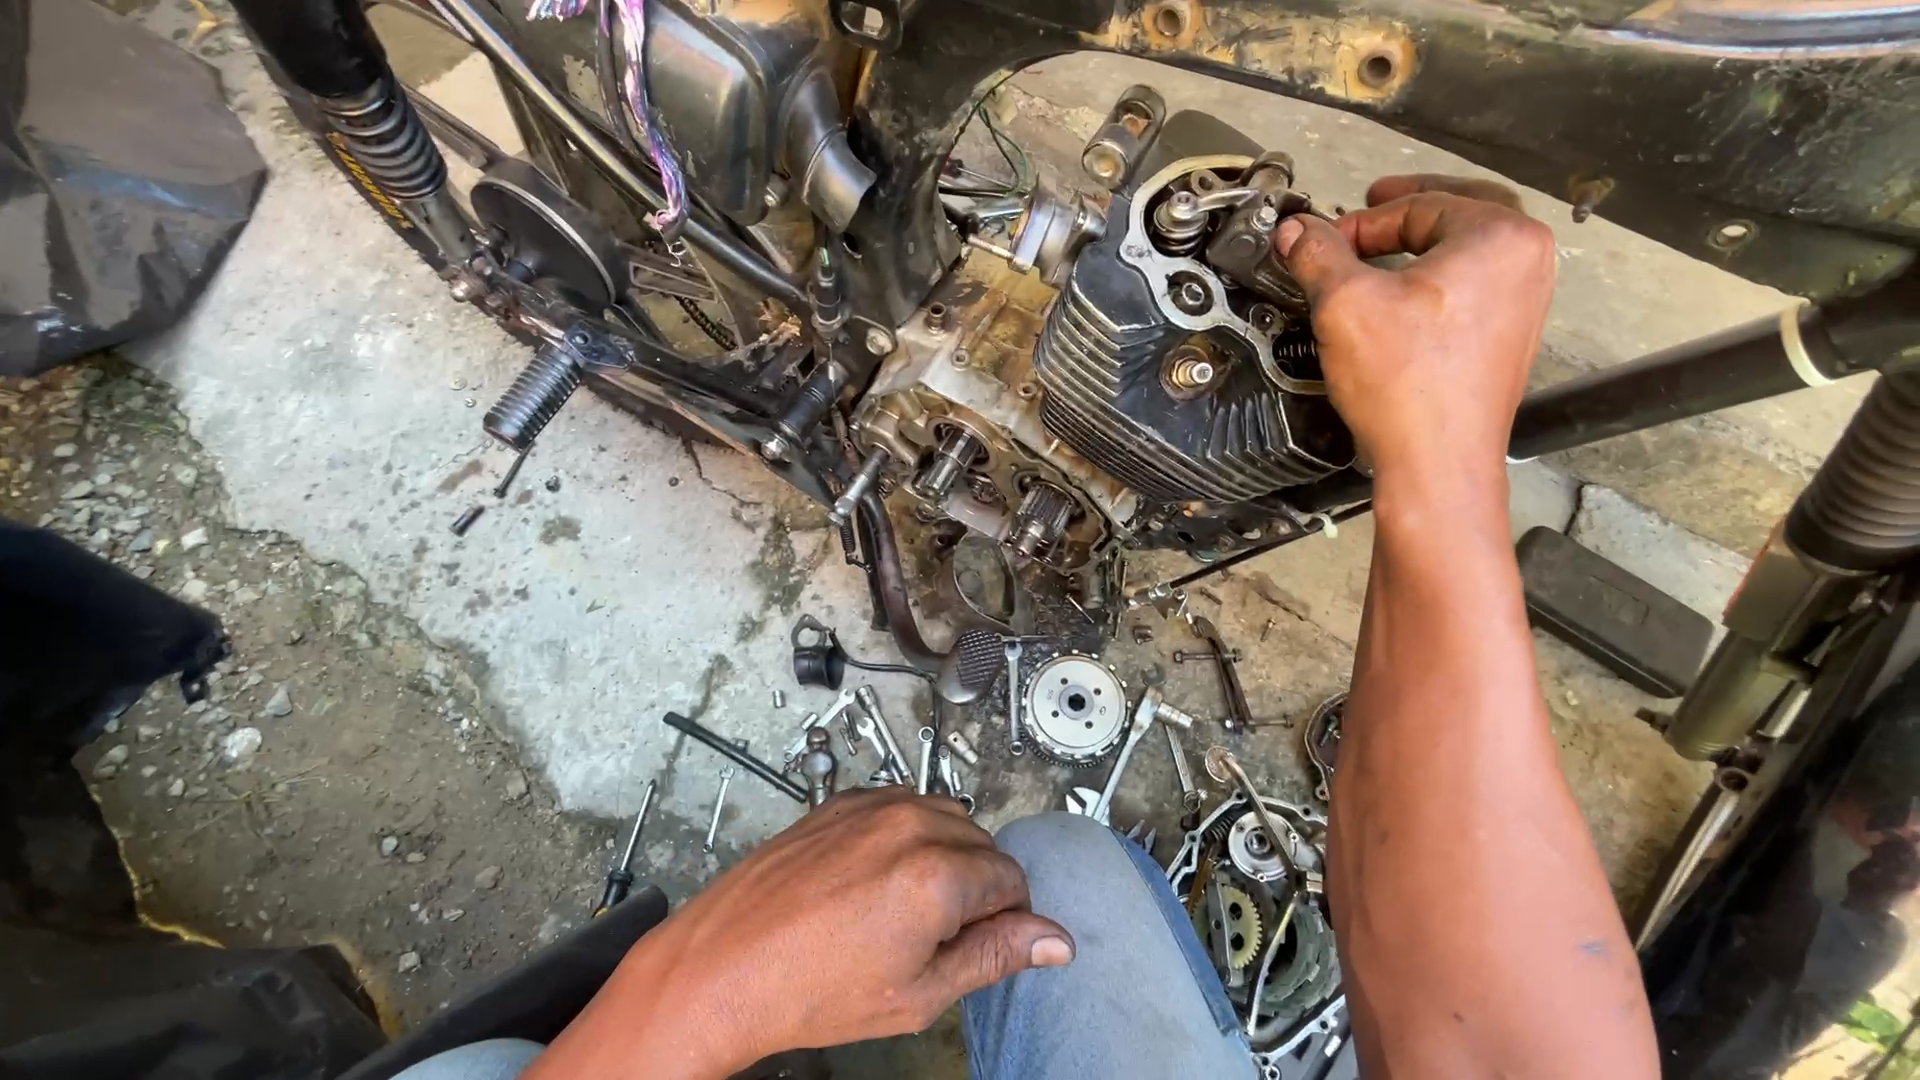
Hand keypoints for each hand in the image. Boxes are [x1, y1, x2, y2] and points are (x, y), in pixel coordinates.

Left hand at [524, 789, 1072, 1079]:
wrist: (724, 964)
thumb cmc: (810, 989)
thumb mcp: (919, 992)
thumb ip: (995, 955)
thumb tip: (1053, 941)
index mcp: (936, 871)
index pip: (1012, 880)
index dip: (1003, 918)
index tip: (976, 941)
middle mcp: (910, 822)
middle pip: (983, 844)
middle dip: (975, 886)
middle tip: (935, 934)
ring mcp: (873, 805)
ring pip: (946, 819)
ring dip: (943, 856)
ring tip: (902, 908)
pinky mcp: (844, 800)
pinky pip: (903, 807)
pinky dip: (907, 836)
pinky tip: (875, 880)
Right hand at [1275, 174, 1555, 481]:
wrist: (1435, 460)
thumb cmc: (1405, 385)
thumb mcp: (1344, 304)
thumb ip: (1318, 255)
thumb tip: (1296, 230)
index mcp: (1499, 237)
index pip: (1420, 204)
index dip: (1362, 220)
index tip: (1325, 241)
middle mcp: (1525, 264)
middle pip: (1462, 211)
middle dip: (1409, 211)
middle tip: (1371, 208)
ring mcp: (1524, 304)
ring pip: (1469, 252)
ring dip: (1424, 245)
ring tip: (1382, 254)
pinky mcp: (1507, 340)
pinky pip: (1473, 289)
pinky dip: (1437, 280)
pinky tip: (1402, 300)